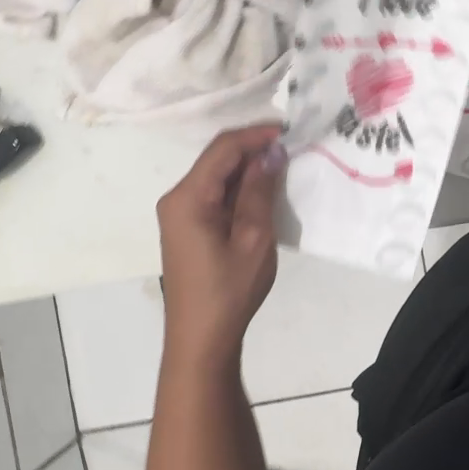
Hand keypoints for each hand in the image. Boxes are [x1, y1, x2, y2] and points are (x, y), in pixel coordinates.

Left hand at [156, 125, 287, 372]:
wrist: (202, 336)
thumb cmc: (230, 289)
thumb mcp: (254, 237)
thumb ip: (259, 191)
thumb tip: (271, 153)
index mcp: (188, 197)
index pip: (222, 149)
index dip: (256, 135)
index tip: (290, 132)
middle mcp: (176, 198)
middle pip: (216, 158)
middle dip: (253, 149)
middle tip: (292, 147)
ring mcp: (179, 213)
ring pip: (217, 175)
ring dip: (248, 168)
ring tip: (284, 166)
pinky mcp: (188, 226)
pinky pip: (214, 193)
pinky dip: (239, 187)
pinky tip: (263, 191)